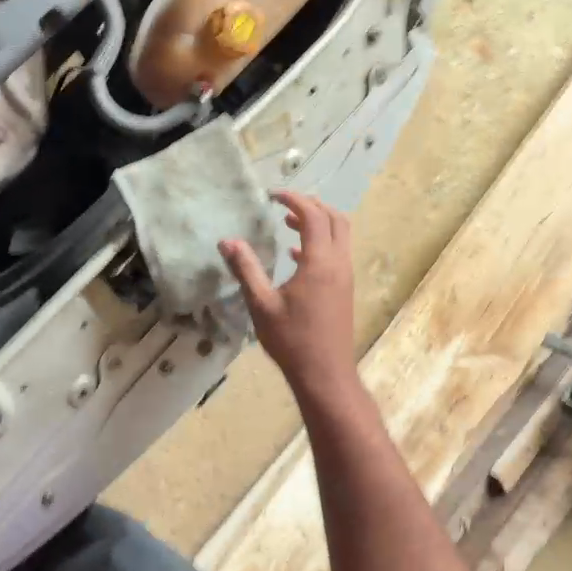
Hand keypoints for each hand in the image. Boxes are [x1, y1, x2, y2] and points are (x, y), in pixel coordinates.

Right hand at [220, 192, 356, 395]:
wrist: (325, 375)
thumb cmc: (292, 339)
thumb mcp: (261, 303)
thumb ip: (245, 268)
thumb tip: (227, 241)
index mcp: (319, 262)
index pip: (313, 216)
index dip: (294, 200)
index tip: (272, 195)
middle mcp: (338, 264)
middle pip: (335, 219)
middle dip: (311, 205)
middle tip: (284, 203)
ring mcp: (345, 277)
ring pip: (340, 235)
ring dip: (318, 223)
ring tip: (288, 223)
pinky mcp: (344, 290)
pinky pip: (337, 253)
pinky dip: (320, 242)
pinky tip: (295, 254)